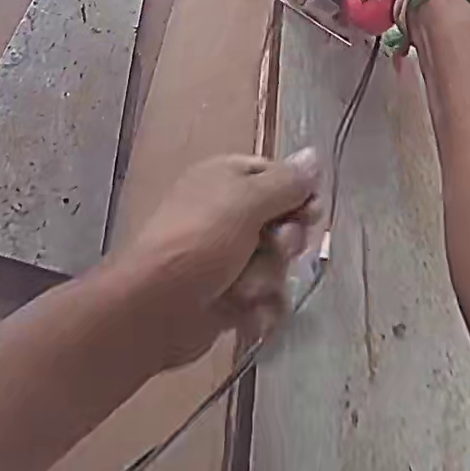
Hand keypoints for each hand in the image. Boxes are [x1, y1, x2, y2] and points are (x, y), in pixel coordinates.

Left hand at [114, 150, 325, 368]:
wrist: (155, 306)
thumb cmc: (200, 241)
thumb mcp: (245, 202)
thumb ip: (285, 182)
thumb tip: (314, 155)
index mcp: (226, 178)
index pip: (278, 177)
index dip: (299, 196)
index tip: (309, 213)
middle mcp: (227, 212)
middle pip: (284, 223)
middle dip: (283, 244)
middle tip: (273, 249)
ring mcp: (228, 255)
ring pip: (277, 265)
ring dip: (267, 280)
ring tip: (244, 289)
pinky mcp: (229, 294)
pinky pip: (265, 299)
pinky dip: (259, 309)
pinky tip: (247, 315)